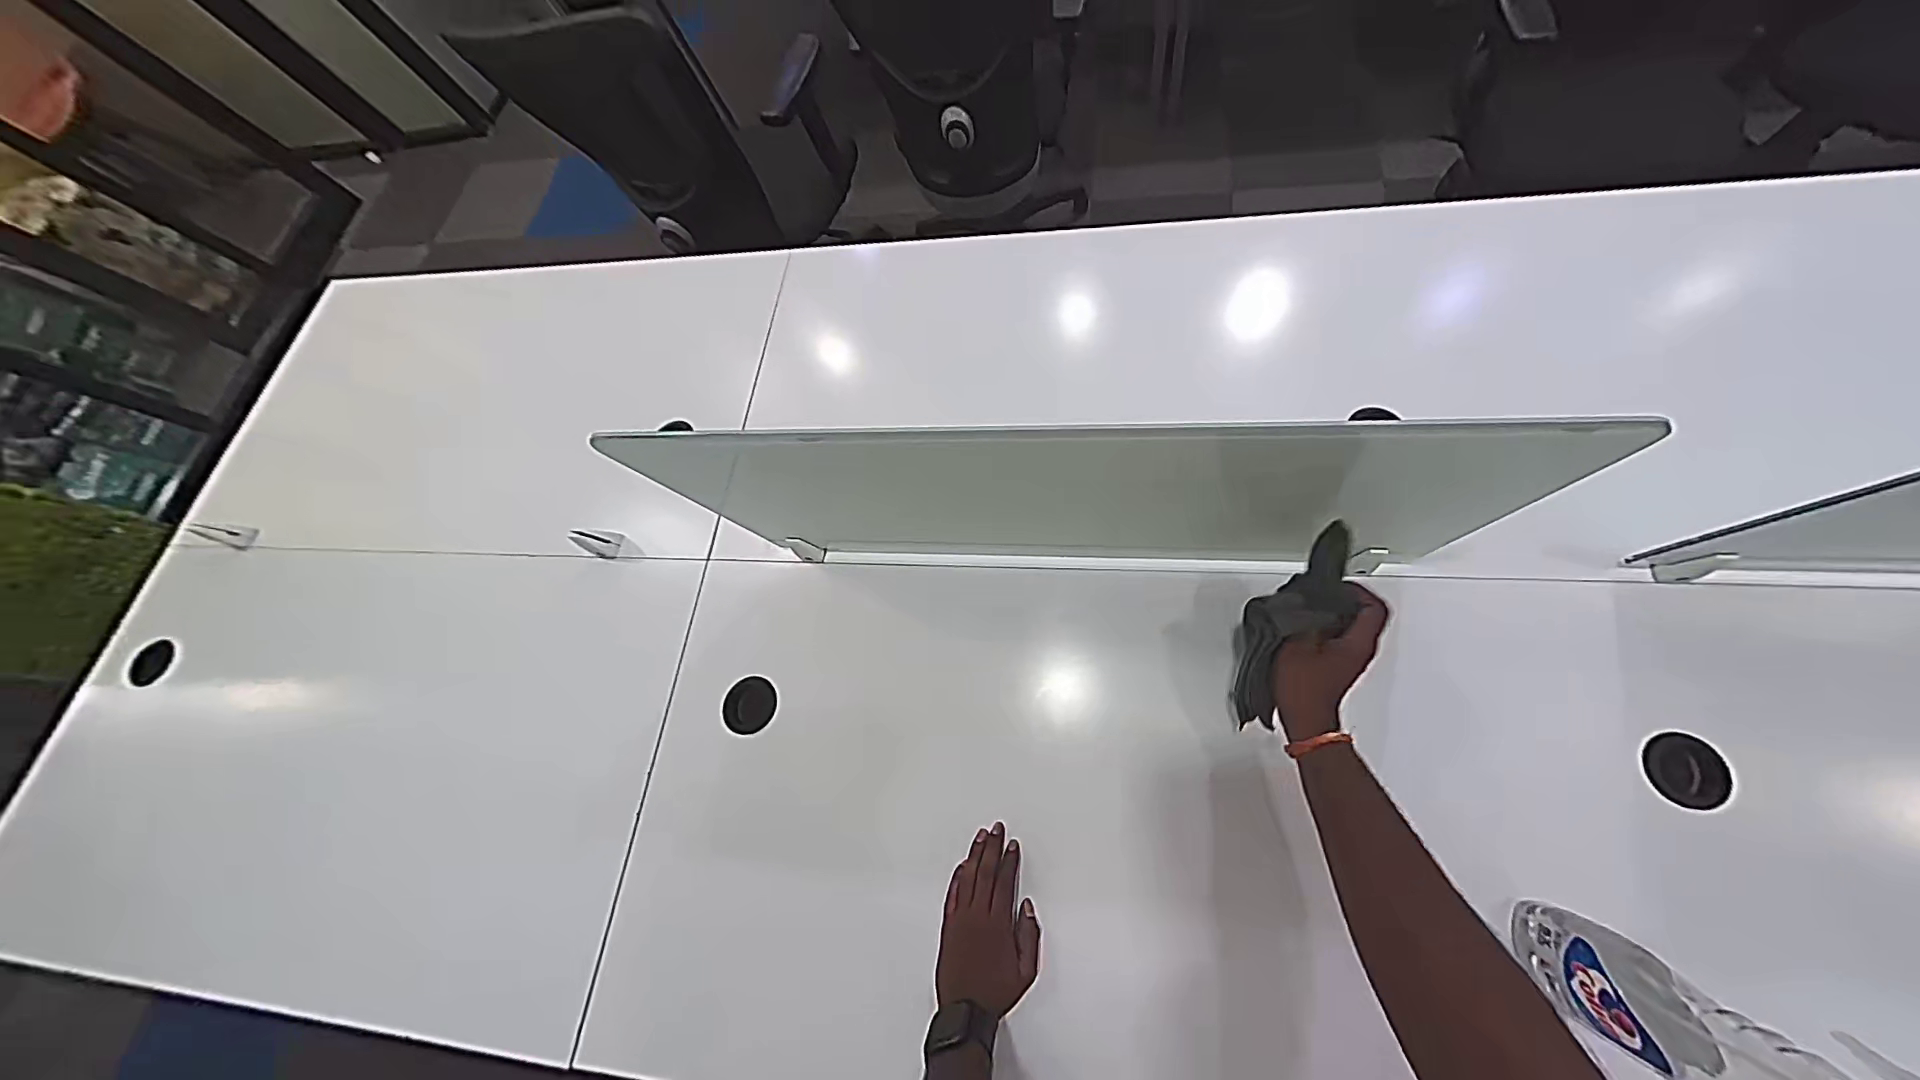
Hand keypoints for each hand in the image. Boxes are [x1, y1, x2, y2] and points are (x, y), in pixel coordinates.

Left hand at [937, 822, 1040, 1017]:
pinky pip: (952, 894)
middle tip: (996, 829)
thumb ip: (1029, 935)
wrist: (964, 1009)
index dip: (1009, 860)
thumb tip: (1026, 907)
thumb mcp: (1025, 969)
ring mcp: (960, 919)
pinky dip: (957, 877)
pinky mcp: (948, 925)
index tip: (1012, 845)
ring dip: (975, 855)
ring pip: (968, 877)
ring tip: (980, 837)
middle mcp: (978, 916)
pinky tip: (961, 866)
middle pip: (985, 872)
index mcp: (998, 923)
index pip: (1004, 881)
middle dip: (992, 847)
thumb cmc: (995, 991)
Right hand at [1271, 583, 1389, 741]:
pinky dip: (1328, 627)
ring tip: (1313, 606)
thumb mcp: (1298, 644)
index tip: (1340, 584)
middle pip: (1365, 614)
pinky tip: (1307, 627)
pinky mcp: (1339, 665)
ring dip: (1336, 613)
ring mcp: (1351, 659)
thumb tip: (1308, 604)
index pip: (1374, 607)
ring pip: (1352, 626)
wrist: (1305, 719)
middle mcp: (1360, 650)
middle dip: (1345, 598)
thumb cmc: (1304, 690)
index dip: (1358, 590)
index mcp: (1358, 643)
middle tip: (1327, 591)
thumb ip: (1306, 619)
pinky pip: (1340, 638)